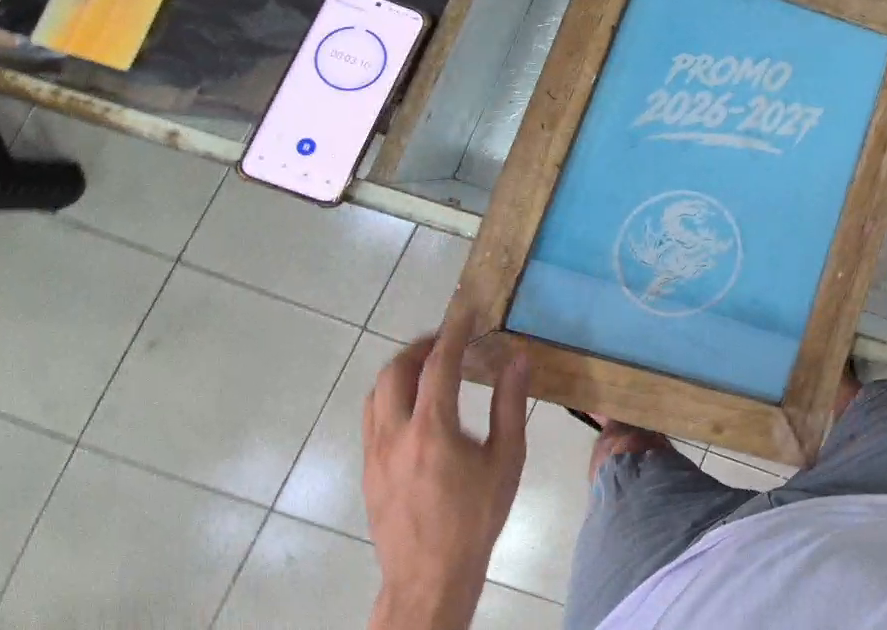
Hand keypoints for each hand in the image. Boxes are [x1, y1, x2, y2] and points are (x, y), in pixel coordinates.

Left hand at [364, 307, 529, 629]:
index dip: (453, 332)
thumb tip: (518, 359)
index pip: (438, 365)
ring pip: (375, 394)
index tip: (467, 312)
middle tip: (450, 338)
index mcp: (432, 430)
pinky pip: (373, 418)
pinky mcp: (368, 470)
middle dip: (420, 346)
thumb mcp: (507, 458)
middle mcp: (394, 435)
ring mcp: (374, 453)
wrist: (429, 574)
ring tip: (432, 366)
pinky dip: (392, 396)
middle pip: (393, 372)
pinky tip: (418, 405)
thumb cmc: (477, 515)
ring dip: (401, 370)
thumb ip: (511, 404)